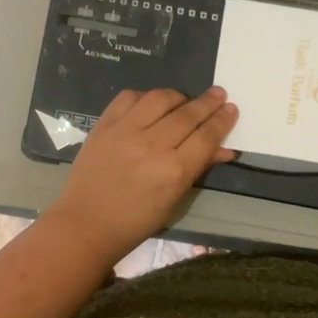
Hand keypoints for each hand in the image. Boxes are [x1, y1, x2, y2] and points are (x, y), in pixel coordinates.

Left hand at [45, 87, 237, 263]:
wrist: (86, 223)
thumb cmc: (135, 221)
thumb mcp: (174, 201)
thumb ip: (198, 169)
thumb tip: (223, 148)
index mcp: (173, 171)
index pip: (206, 136)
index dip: (222, 120)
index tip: (231, 109)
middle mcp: (152, 146)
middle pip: (187, 114)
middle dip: (208, 103)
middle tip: (219, 94)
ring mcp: (125, 132)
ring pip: (159, 98)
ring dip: (178, 97)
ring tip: (185, 101)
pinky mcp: (103, 125)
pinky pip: (129, 97)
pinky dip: (144, 97)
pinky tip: (151, 104)